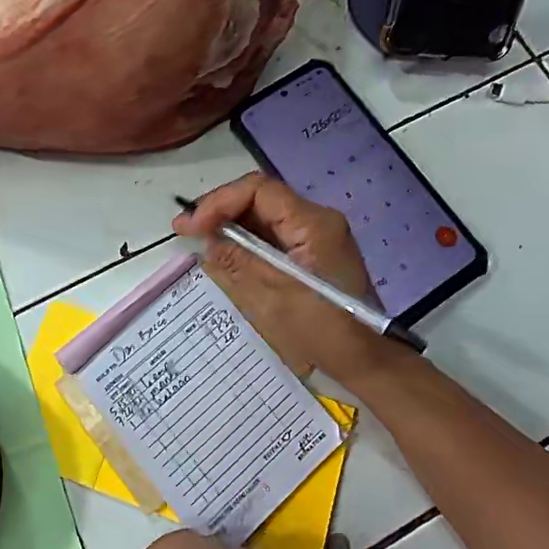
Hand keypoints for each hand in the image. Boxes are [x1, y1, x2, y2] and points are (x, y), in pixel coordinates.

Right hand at [173, 172, 406, 381]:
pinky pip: (271, 235)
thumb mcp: (271, 295)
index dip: (219, 202)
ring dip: (229, 223)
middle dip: (219, 209)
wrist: (363, 358)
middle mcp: (316, 220)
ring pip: (262, 215)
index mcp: (312, 223)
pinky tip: (223, 251)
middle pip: (259, 198)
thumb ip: (237, 260)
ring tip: (197, 237)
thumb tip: (208, 239)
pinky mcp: (310, 253)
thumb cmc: (320, 327)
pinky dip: (244, 239)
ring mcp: (314, 236)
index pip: (258, 190)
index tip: (191, 226)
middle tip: (185, 228)